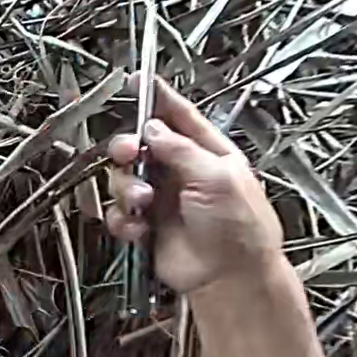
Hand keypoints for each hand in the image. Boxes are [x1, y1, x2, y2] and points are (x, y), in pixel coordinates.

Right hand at [105, 77, 283, 296]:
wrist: (227, 276)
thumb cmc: (239, 228)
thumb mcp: (217, 178)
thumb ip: (181, 150)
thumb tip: (152, 129)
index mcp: (206, 154)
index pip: (177, 117)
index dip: (157, 98)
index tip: (136, 79)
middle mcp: (179, 173)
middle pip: (138, 147)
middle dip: (126, 150)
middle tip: (127, 155)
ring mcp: (160, 199)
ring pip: (122, 180)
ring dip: (126, 191)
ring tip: (143, 205)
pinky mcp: (143, 225)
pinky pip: (117, 214)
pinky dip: (121, 220)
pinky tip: (137, 228)